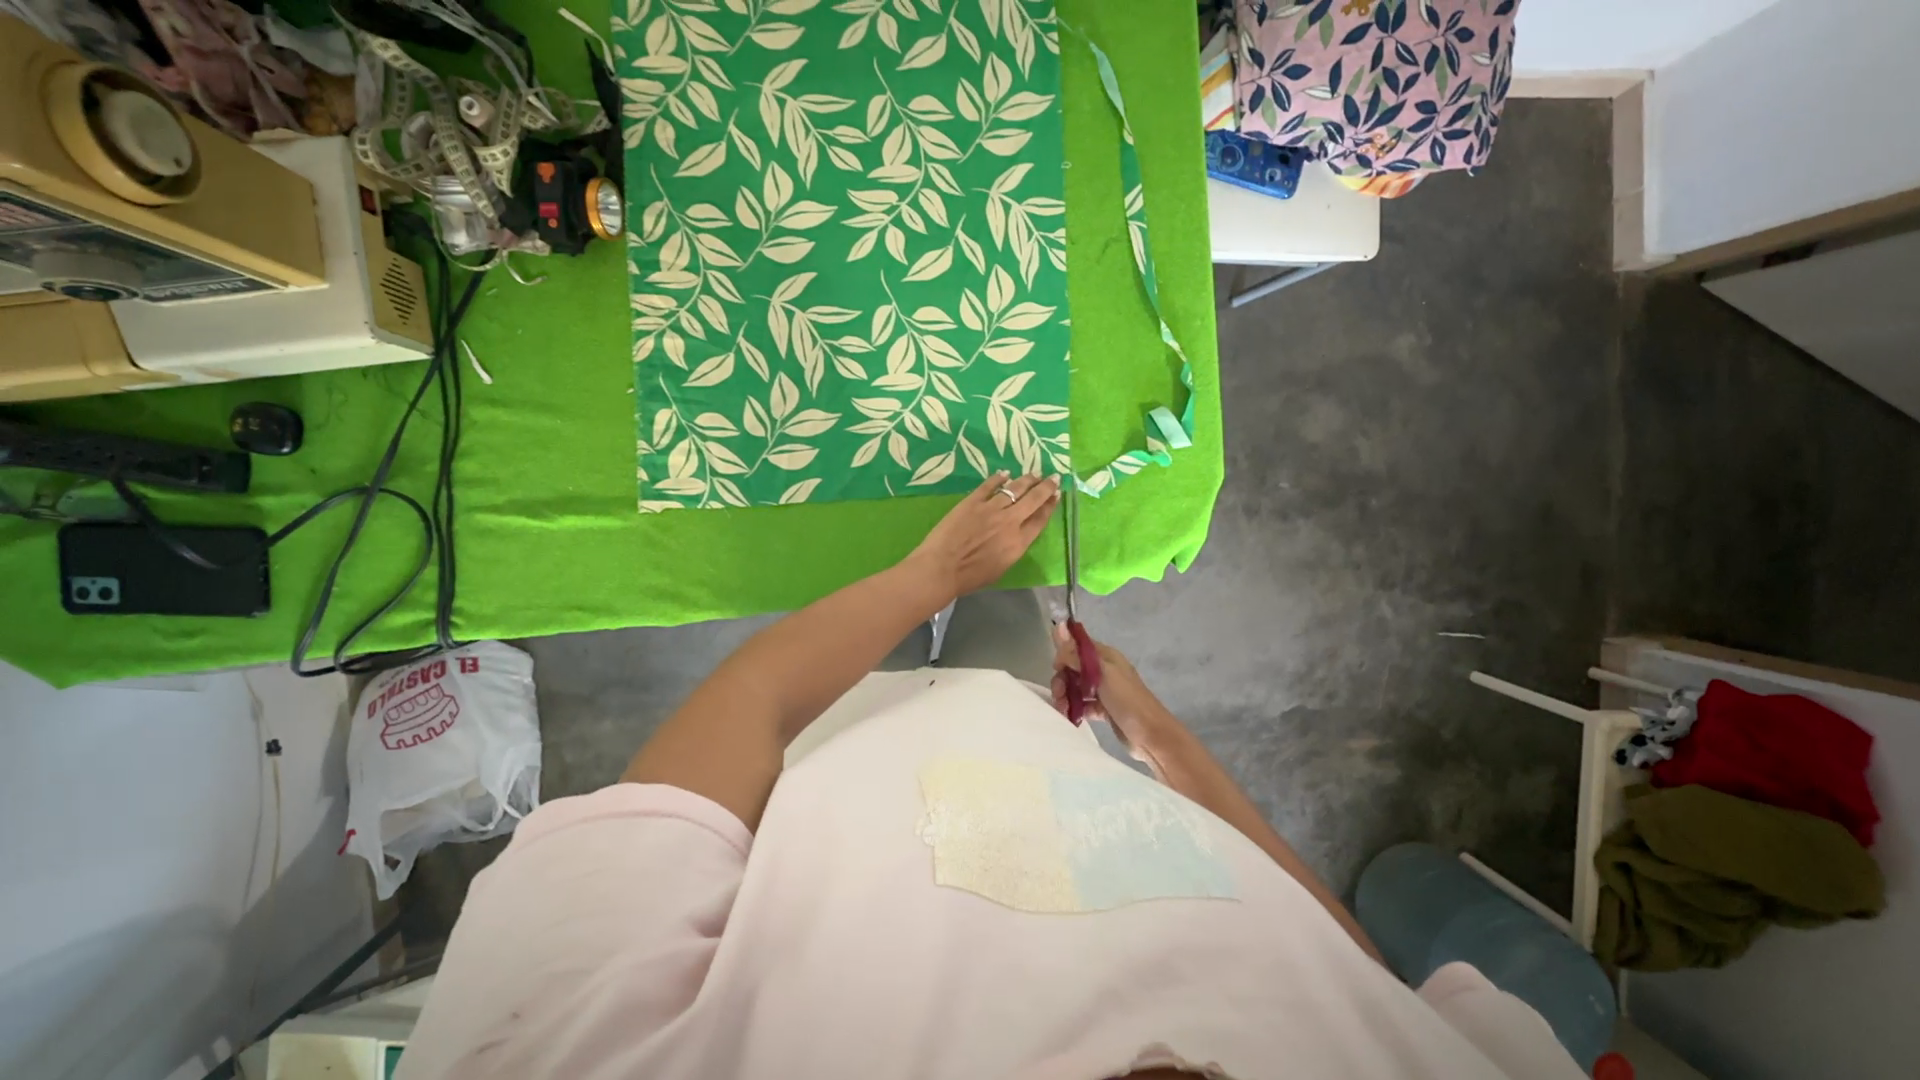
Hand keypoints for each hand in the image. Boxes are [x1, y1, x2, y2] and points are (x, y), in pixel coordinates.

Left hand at [908, 471, 1058, 597]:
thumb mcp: (1001, 568)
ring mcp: (991, 509)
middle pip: (1033, 500)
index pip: (1040, 520)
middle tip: (1054, 477)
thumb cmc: (970, 577)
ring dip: (1026, 480)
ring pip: (1014, 488)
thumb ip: (1013, 549)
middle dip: (1046, 487)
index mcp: (1018, 543)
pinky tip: (1005, 473)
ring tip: (1034, 474)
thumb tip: (1017, 535)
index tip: (1056, 495)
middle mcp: (1009, 522)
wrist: (942, 568)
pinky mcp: (972, 501)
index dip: (1050, 506)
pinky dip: (999, 478)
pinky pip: (989, 486)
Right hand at [1049, 625, 1177, 760]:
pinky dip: (1075, 709)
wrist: (1150, 734)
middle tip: (1059, 696)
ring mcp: (1104, 690)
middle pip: (1074, 669)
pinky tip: (1071, 718)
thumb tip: (1059, 625)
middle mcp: (1104, 670)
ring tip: (1063, 710)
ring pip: (1076, 688)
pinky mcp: (1104, 709)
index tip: (1057, 669)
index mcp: (1106, 656)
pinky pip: (1083, 705)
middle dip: (1062, 680)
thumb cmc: (1127, 699)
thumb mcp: (1101, 673)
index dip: (1064, 655)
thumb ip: (1077, 654)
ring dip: (1066, 696)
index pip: (1077, 647)